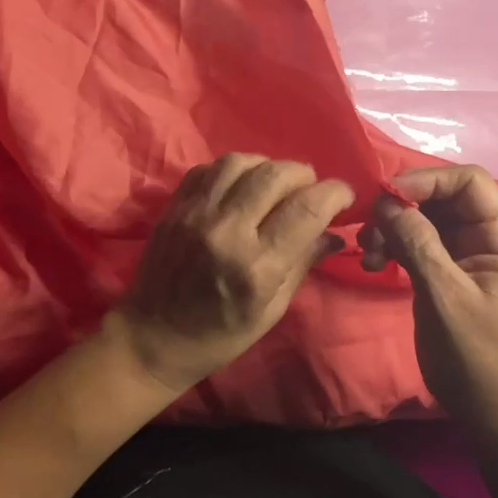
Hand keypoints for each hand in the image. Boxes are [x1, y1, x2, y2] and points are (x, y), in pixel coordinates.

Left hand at [108, 154, 353, 393]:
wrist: (154, 336)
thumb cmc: (219, 335)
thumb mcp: (271, 310)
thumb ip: (302, 263)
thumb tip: (334, 233)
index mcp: (257, 266)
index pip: (307, 209)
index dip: (335, 193)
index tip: (344, 196)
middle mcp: (227, 230)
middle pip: (276, 174)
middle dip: (304, 175)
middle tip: (310, 189)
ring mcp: (196, 212)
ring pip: (241, 161)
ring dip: (267, 166)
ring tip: (276, 184)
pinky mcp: (175, 205)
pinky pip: (210, 168)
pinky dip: (233, 169)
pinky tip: (241, 185)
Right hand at [360, 165, 497, 440]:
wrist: (489, 414)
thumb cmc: (477, 358)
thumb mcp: (445, 298)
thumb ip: (418, 244)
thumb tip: (386, 202)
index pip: (470, 182)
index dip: (428, 179)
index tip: (388, 196)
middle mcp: (485, 240)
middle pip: (441, 196)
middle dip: (402, 206)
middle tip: (369, 227)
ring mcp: (463, 256)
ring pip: (422, 217)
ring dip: (390, 227)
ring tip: (367, 254)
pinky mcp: (443, 271)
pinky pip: (414, 241)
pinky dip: (390, 244)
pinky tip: (372, 262)